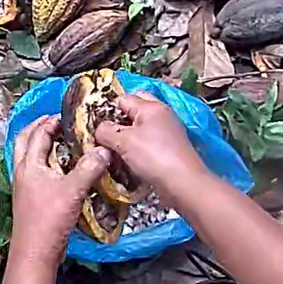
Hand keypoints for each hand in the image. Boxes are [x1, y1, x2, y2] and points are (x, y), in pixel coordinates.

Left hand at [8, 116, 109, 270]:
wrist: (35, 253)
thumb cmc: (49, 220)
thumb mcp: (73, 190)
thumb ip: (89, 168)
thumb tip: (104, 149)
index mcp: (29, 165)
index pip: (38, 135)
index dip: (50, 122)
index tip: (65, 115)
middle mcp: (23, 172)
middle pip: (24, 141)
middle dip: (37, 128)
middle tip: (52, 121)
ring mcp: (24, 186)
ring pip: (28, 157)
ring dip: (39, 145)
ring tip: (57, 141)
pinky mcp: (30, 199)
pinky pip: (35, 172)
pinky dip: (45, 163)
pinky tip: (60, 169)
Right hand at [93, 92, 208, 199]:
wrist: (184, 184)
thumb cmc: (153, 157)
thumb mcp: (123, 142)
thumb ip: (106, 132)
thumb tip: (100, 129)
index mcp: (151, 106)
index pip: (123, 98)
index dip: (109, 110)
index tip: (98, 126)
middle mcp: (161, 114)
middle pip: (135, 110)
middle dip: (120, 120)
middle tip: (107, 136)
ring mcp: (168, 131)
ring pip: (141, 127)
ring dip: (128, 136)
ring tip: (114, 149)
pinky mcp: (170, 147)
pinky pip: (149, 141)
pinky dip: (138, 147)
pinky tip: (129, 159)